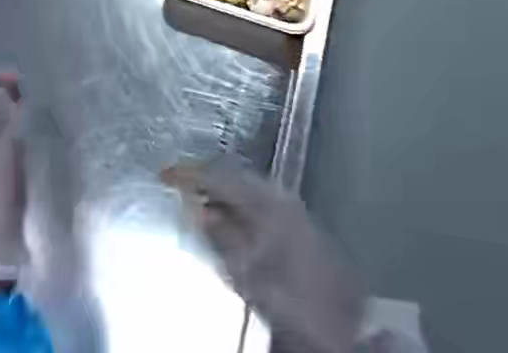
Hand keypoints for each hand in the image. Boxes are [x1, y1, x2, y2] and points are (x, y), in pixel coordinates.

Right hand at [164, 159, 364, 352]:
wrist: (343, 333)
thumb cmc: (289, 300)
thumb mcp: (244, 271)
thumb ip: (218, 234)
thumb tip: (195, 208)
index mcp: (264, 201)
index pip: (218, 175)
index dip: (188, 174)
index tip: (164, 175)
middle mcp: (281, 197)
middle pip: (234, 177)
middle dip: (205, 181)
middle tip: (179, 187)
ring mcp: (295, 210)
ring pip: (249, 189)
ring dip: (223, 194)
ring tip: (199, 203)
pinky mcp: (303, 225)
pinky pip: (262, 203)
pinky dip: (241, 206)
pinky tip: (230, 221)